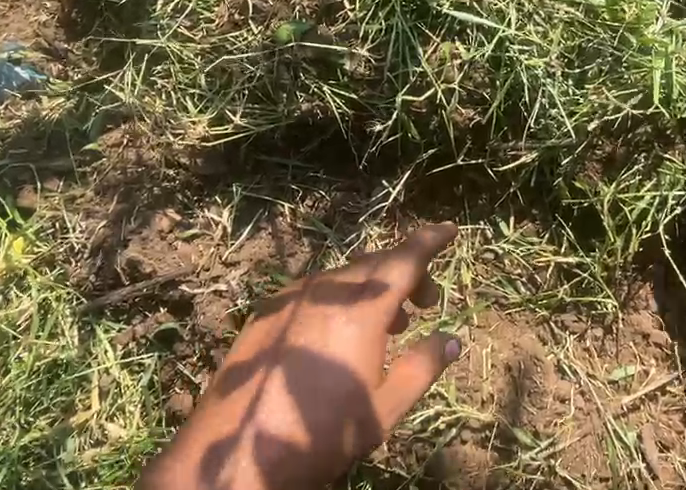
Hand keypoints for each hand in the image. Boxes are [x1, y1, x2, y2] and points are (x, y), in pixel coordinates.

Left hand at [140, 224, 462, 489]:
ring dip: (374, 288)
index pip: (406, 258)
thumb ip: (422, 366)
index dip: (431, 241)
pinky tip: (340, 332)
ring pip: (346, 275)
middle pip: (378, 264)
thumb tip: (452, 340)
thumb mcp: (384, 409)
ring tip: (389, 324)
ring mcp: (293, 296)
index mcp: (362, 308)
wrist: (234, 456)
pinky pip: (317, 289)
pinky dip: (341, 298)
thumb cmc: (320, 434)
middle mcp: (329, 289)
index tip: (450, 229)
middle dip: (407, 274)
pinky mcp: (268, 310)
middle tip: (425, 303)